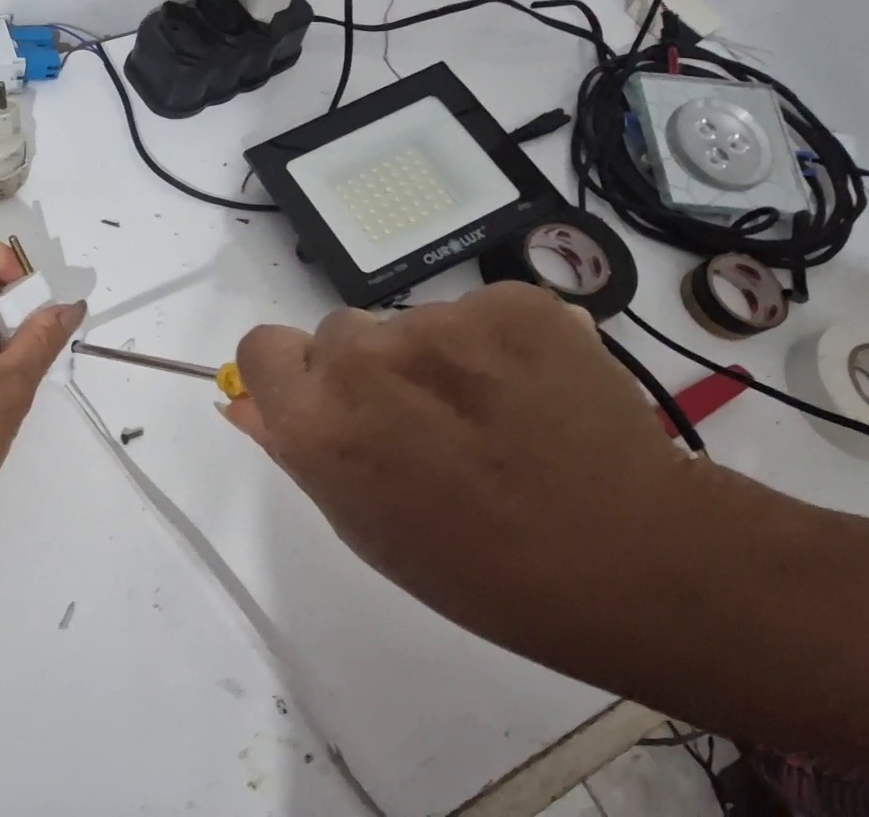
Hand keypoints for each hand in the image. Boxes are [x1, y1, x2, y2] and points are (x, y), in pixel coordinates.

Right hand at [223, 283, 692, 643]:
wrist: (628, 559)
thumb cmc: (472, 566)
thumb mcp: (361, 521)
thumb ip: (294, 448)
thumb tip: (239, 401)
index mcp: (316, 419)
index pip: (262, 346)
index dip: (293, 374)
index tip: (332, 403)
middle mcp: (363, 358)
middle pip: (341, 333)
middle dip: (369, 368)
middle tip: (425, 423)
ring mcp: (442, 323)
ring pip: (413, 323)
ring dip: (436, 358)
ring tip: (495, 416)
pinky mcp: (515, 302)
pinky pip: (479, 311)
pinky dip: (497, 344)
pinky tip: (535, 392)